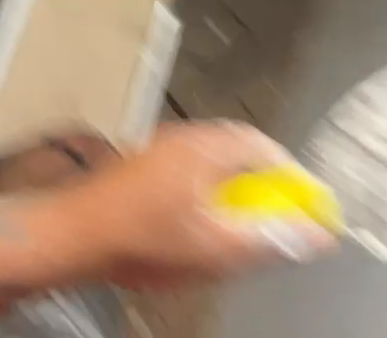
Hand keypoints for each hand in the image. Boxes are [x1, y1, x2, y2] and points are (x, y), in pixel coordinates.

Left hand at [54, 120, 337, 288]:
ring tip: (242, 227)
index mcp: (201, 147)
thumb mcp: (215, 247)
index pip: (260, 144)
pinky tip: (202, 226)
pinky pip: (188, 171)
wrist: (75, 234)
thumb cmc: (137, 236)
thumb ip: (267, 239)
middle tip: (277, 217)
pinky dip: (207, 193)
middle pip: (236, 150)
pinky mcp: (141, 166)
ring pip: (211, 162)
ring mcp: (157, 149)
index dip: (290, 173)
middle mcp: (179, 138)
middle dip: (262, 183)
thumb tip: (311, 234)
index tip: (307, 202)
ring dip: (234, 189)